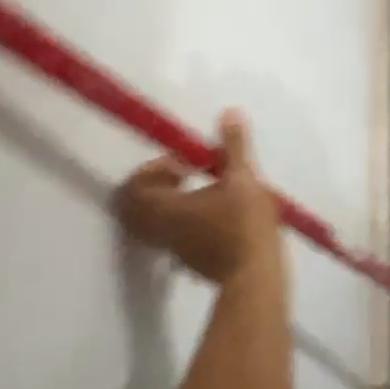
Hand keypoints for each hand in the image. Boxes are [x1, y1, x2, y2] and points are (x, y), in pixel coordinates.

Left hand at [113, 109, 282, 285]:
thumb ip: (233, 148)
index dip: (153, 170)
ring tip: (203, 192)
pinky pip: (173, 235)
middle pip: (137, 207)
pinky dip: (183, 220)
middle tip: (185, 174)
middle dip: (158, 186)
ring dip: (171, 203)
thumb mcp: (244, 179)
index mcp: (164, 208)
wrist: (254, 276)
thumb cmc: (244, 224)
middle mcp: (160, 229)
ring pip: (154, 223)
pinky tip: (215, 215)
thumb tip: (229, 112)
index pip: (134, 187)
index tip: (183, 162)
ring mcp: (173, 248)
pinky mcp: (190, 261)